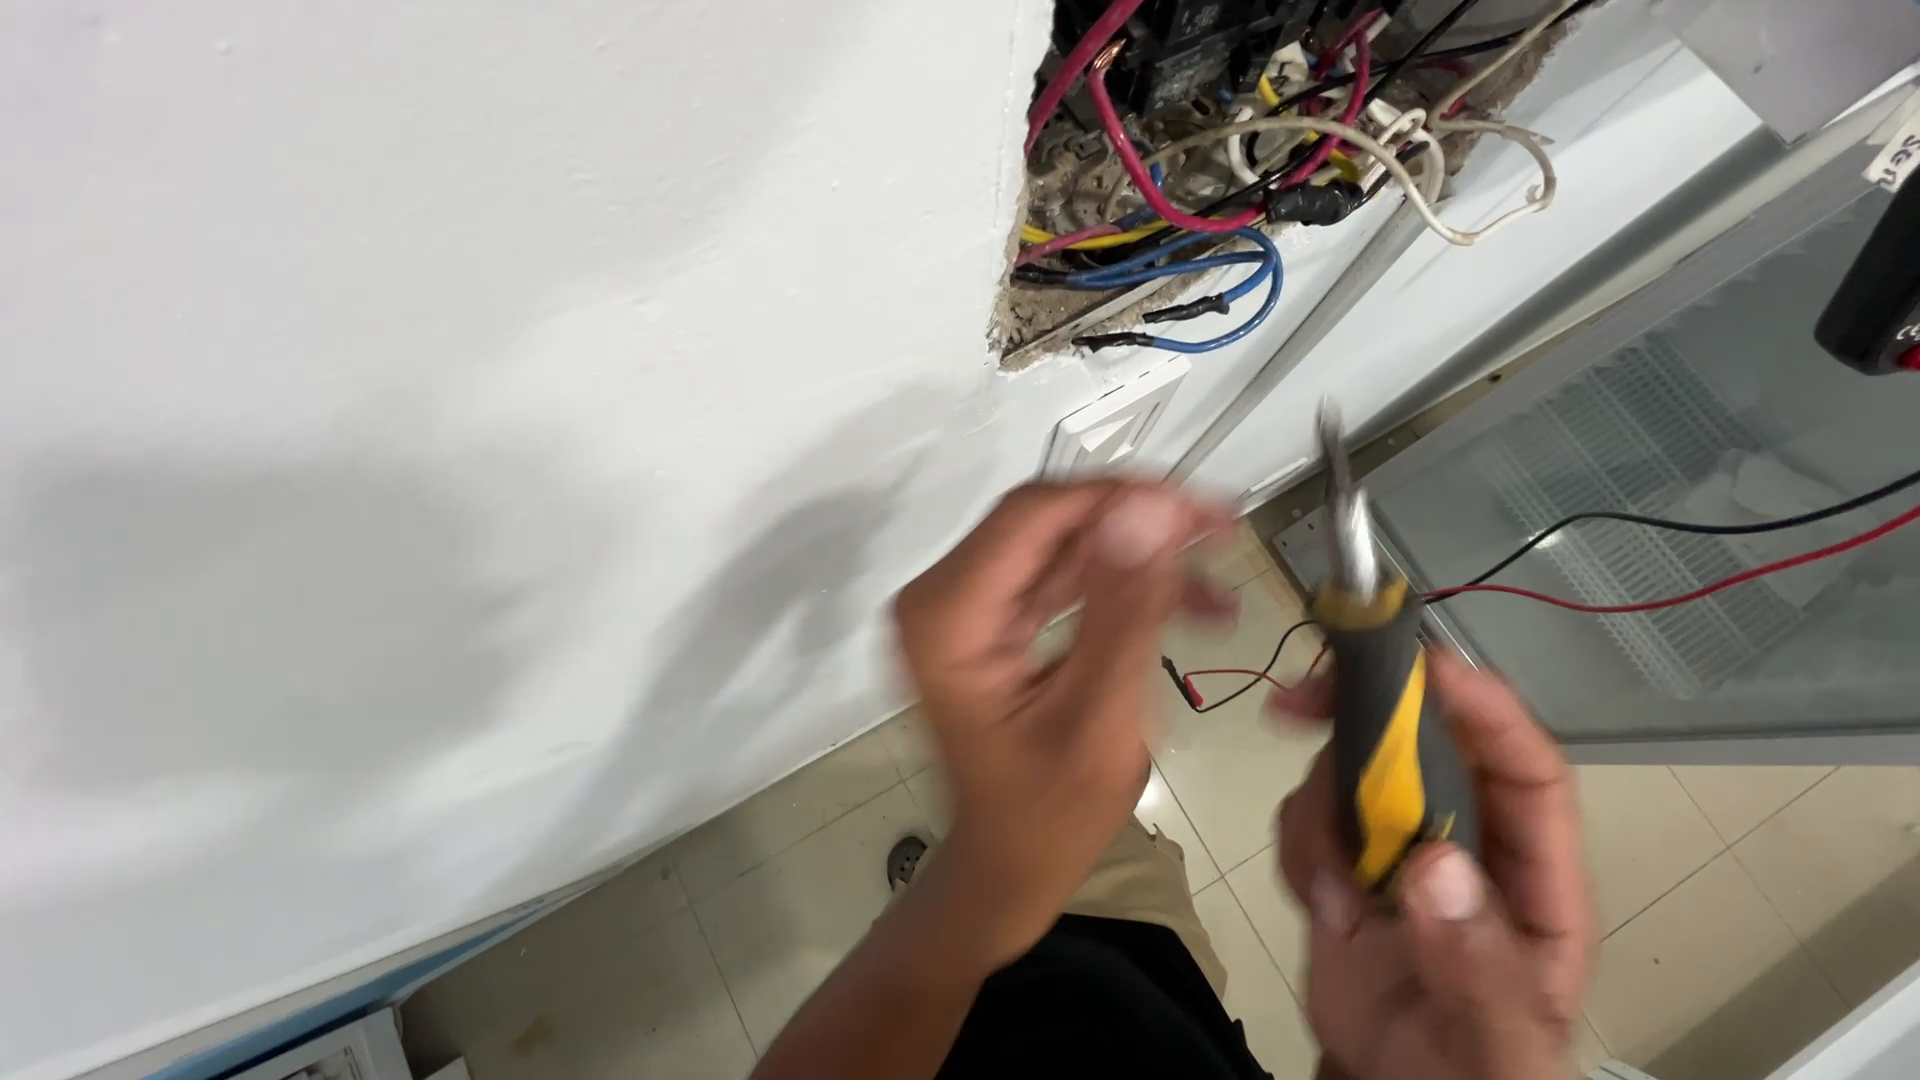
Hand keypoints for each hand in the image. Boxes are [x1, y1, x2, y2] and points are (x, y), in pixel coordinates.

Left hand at [893, 480, 1230, 967]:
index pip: (1031, 517)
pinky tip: (1189, 599)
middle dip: (1137, 519)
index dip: (1117, 498)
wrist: (1009, 865)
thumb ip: (1125, 610)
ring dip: (1138, 550)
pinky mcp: (993, 619)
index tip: (1197, 507)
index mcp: (947, 618)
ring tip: (1217, 564)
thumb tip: (1149, 510)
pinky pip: (1062, 579)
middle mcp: (943, 597)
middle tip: (1218, 525)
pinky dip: (1121, 583)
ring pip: (1062, 544)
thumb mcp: (1100, 717)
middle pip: (1046, 523)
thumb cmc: (1049, 816)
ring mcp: (966, 606)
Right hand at [1271, 651, 1594, 1079]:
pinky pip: (1309, 811)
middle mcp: (1465, 843)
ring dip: (1321, 805)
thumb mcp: (1494, 1050)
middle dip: (1363, 715)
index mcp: (1533, 879)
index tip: (1424, 667)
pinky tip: (1314, 897)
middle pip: (1422, 744)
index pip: (1526, 770)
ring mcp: (1398, 847)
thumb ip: (1478, 971)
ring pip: (1352, 770)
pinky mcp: (1343, 859)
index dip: (1484, 707)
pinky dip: (1296, 841)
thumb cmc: (1464, 1079)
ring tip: (1324, 884)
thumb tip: (1435, 866)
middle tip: (1299, 699)